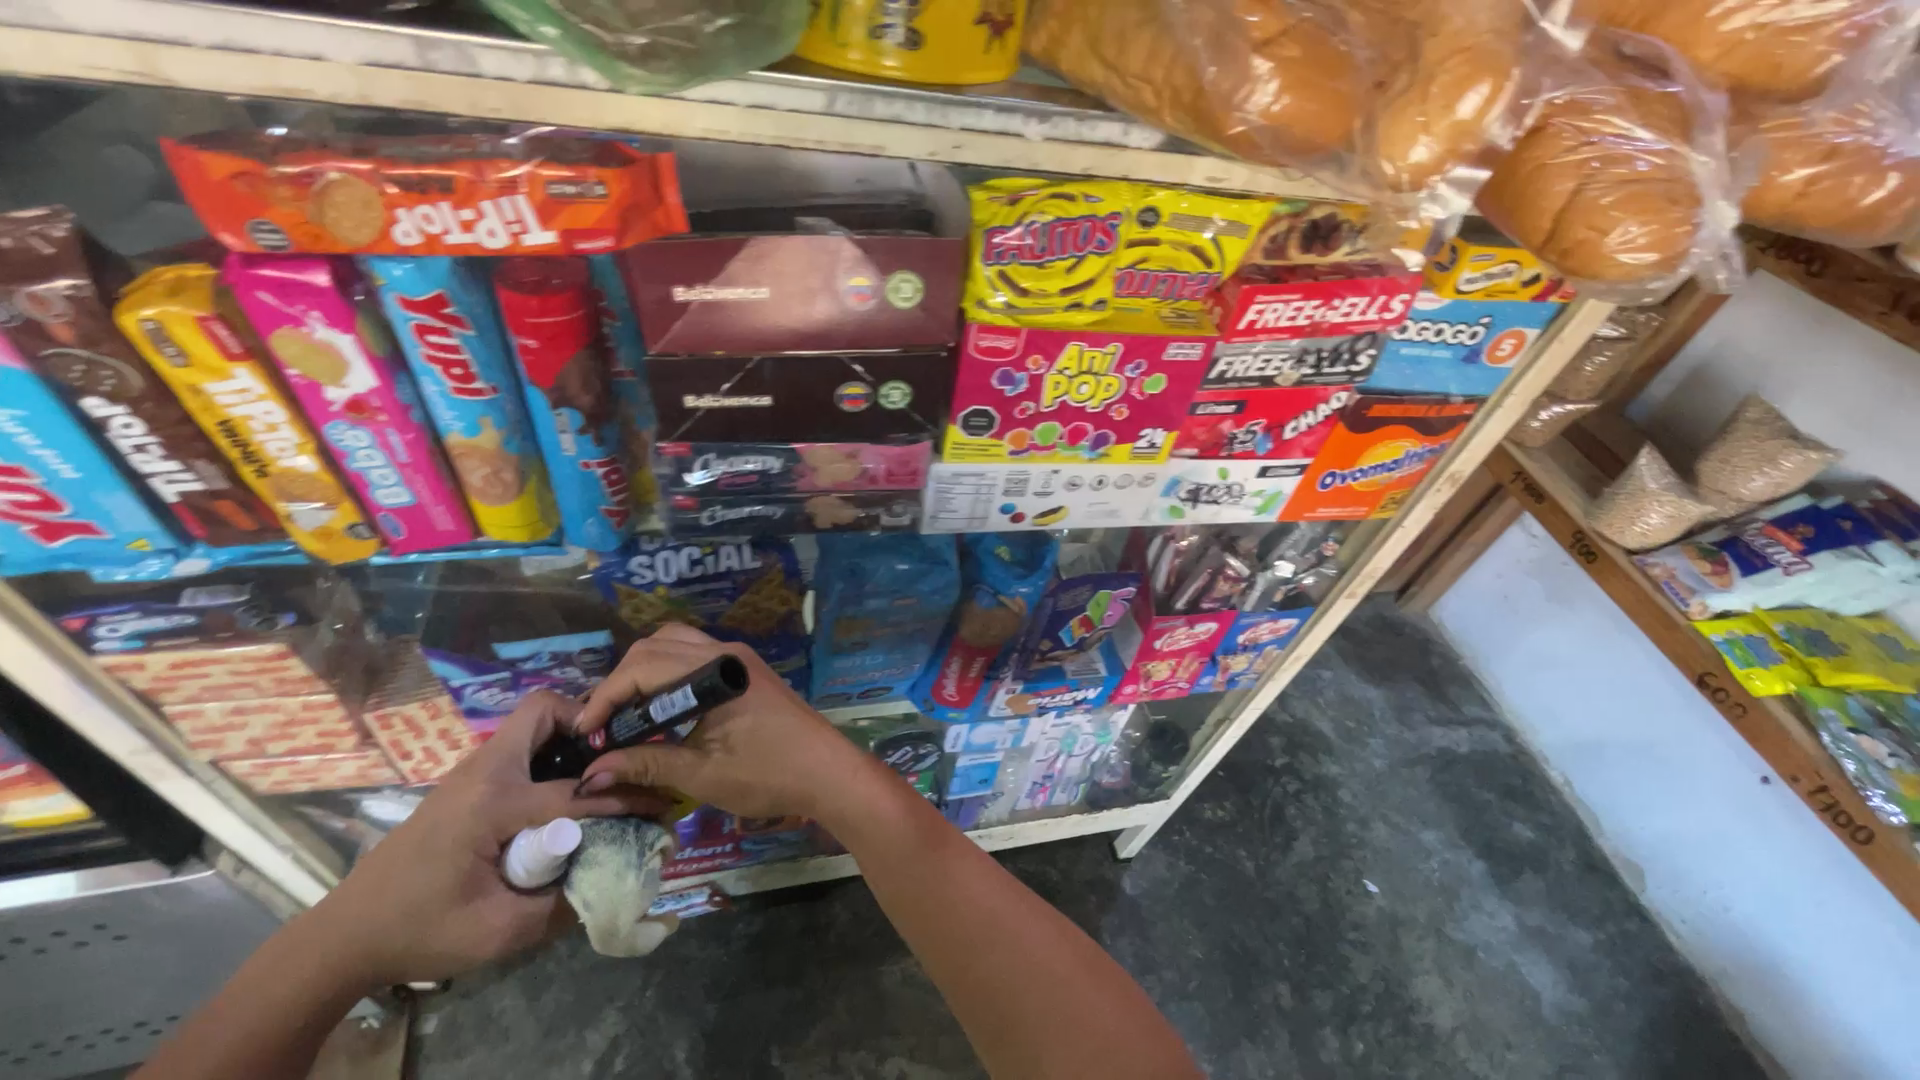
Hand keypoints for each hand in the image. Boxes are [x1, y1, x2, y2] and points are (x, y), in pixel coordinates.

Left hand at [306, 691, 660, 986]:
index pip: (577, 790)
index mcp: (492, 803)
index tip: (662, 804)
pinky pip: (519, 749)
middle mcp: (483, 772)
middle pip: (544, 710)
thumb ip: (565, 903)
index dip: (626, 799)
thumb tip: (616, 875)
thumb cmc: (421, 932)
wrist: (346, 935)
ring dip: (570, 739)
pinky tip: (565, 794)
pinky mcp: (466, 784)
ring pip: (531, 723)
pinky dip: (551, 756)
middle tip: (619, 761)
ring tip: (601, 775)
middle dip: (589, 726)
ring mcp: (470, 773)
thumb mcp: (500, 934)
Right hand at [573, 624, 881, 823]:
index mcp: (714, 672)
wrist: (829, 773)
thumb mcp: (702, 774)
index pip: (642, 668)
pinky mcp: (746, 670)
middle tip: (604, 724)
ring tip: (628, 713)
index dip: (606, 697)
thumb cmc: (769, 775)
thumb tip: (592, 772)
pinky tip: (661, 708)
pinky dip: (668, 673)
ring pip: (674, 644)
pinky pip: (695, 655)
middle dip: (621, 681)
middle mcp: (724, 653)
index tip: (586, 732)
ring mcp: (738, 658)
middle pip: (653, 647)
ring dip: (644, 672)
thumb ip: (646, 765)